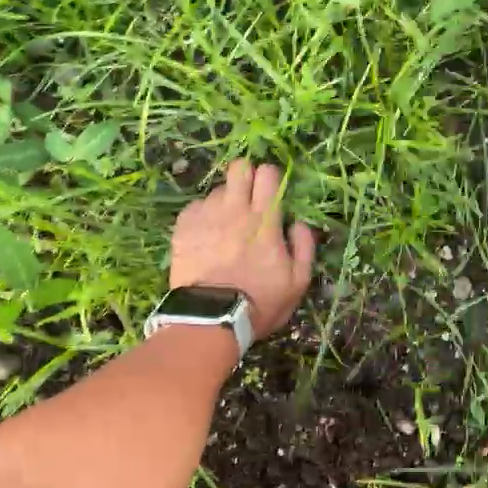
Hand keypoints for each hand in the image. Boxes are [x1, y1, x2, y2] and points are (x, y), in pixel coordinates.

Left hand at [169, 159, 315, 335]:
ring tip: (228, 225)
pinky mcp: (183, 227)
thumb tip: (299, 223)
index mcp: (265, 220)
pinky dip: (205, 216)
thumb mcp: (298, 281)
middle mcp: (234, 210)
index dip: (271, 178)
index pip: (267, 175)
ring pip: (218, 190)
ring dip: (227, 201)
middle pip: (239, 169)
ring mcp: (206, 217)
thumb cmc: (261, 301)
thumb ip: (303, 246)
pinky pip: (196, 207)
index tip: (273, 193)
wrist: (212, 318)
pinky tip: (208, 235)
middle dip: (247, 177)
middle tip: (250, 198)